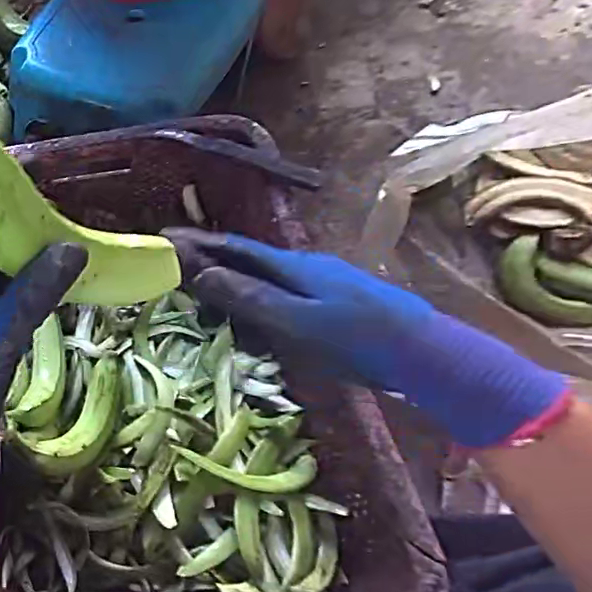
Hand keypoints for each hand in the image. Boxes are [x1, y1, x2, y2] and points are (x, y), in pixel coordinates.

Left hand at [0, 233, 86, 513]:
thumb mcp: (2, 329)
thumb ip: (35, 291)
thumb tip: (72, 247)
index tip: (34, 183)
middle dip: (24, 223)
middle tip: (66, 205)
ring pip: (7, 264)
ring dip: (33, 251)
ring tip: (71, 229)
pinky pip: (15, 287)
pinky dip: (35, 278)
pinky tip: (62, 272)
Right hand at [164, 228, 569, 447]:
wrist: (426, 354)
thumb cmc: (358, 338)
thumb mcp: (296, 319)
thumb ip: (250, 297)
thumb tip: (201, 274)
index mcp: (292, 266)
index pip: (234, 248)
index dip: (198, 242)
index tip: (165, 237)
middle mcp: (303, 267)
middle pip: (245, 260)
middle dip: (209, 262)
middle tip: (175, 270)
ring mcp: (319, 284)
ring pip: (262, 279)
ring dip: (230, 283)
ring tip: (203, 296)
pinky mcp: (331, 303)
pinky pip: (279, 296)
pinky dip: (254, 302)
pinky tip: (250, 320)